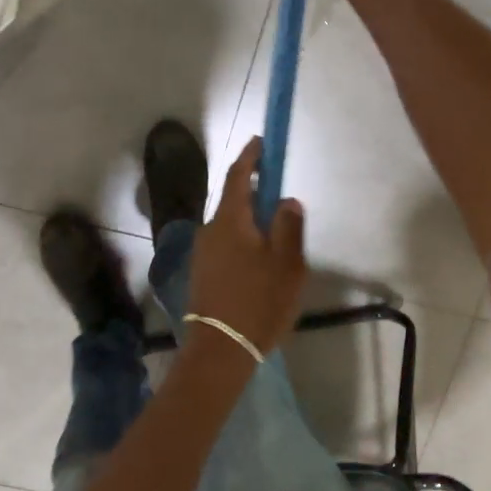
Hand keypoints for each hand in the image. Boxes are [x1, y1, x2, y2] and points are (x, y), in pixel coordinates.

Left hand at [186, 138, 308, 356]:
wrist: (220, 349)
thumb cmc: (257, 301)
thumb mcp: (286, 264)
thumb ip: (288, 227)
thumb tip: (286, 200)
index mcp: (230, 220)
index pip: (237, 176)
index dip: (249, 156)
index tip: (260, 141)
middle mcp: (210, 229)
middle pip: (233, 201)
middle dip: (254, 192)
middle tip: (279, 194)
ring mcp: (203, 252)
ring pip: (230, 225)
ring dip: (249, 220)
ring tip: (276, 234)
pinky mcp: (202, 272)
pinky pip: (225, 244)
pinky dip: (242, 240)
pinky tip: (259, 259)